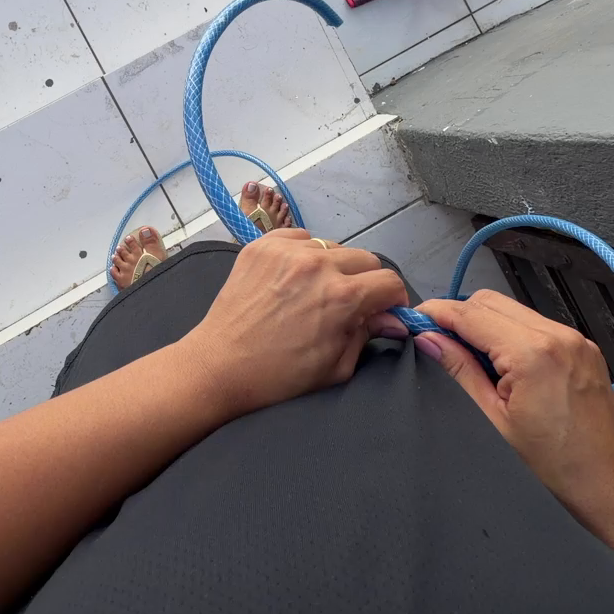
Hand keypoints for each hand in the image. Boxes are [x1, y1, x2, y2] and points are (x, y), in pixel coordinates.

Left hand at [176, 229, 407, 416]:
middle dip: (366, 281)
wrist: (220, 365)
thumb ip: (368, 334)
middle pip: (365, 258)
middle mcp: (318, 264)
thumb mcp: (336, 367)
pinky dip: (303, 252)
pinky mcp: (262, 244)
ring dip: (333, 265)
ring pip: (331, 245)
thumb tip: (393, 318)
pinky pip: (298, 236)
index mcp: (343, 297)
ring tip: (315, 288)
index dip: (392, 299)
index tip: (384, 310)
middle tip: (350, 301)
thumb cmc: (280, 376)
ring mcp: (287, 250)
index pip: (389, 281)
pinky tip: (292, 275)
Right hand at [415, 292, 613, 544]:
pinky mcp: (584, 349)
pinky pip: (534, 323)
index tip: (411, 321)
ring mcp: (576, 339)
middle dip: (458, 316)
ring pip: (511, 308)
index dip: (435, 313)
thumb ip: (459, 371)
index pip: (470, 313)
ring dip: (483, 323)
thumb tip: (426, 338)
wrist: (613, 496)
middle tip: (435, 342)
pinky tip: (499, 362)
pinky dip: (509, 332)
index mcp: (533, 353)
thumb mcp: (493, 422)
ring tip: (466, 356)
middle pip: (489, 301)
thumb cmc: (552, 469)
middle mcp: (558, 334)